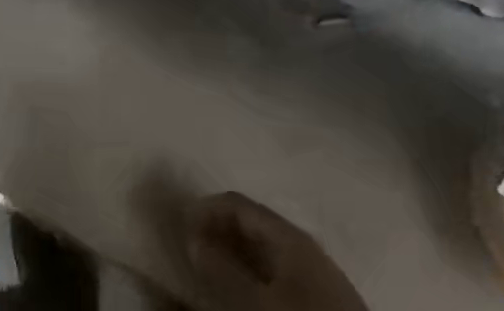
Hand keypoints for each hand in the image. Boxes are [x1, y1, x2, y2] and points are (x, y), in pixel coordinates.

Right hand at [184, 193, 368, 310]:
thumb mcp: (258, 303)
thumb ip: (223, 271)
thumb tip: (192, 240)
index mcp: (288, 234)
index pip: (237, 202)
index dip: (205, 208)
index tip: (181, 226)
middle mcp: (302, 243)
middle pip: (251, 221)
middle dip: (218, 229)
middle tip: (193, 247)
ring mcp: (315, 269)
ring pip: (264, 246)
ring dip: (235, 251)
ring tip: (213, 268)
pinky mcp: (322, 294)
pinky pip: (277, 268)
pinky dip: (253, 269)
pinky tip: (245, 287)